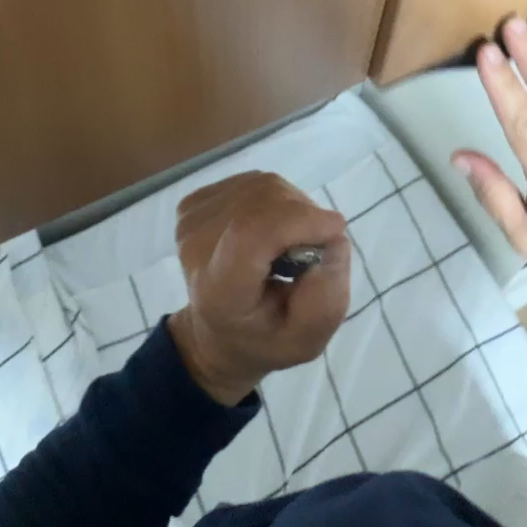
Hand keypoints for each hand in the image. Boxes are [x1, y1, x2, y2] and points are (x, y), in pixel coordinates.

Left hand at [167, 171, 351, 404]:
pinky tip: (269, 229)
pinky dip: (274, 200)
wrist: (217, 331)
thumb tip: (333, 242)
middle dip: (305, 218)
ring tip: (291, 243)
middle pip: (265, 203)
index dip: (301, 221)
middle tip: (312, 252)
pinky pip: (252, 183)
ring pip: (263, 186)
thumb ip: (324, 303)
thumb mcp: (304, 343)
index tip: (335, 231)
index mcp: (220, 291)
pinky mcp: (194, 204)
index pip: (253, 233)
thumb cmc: (264, 339)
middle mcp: (196, 249)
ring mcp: (191, 221)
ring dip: (293, 207)